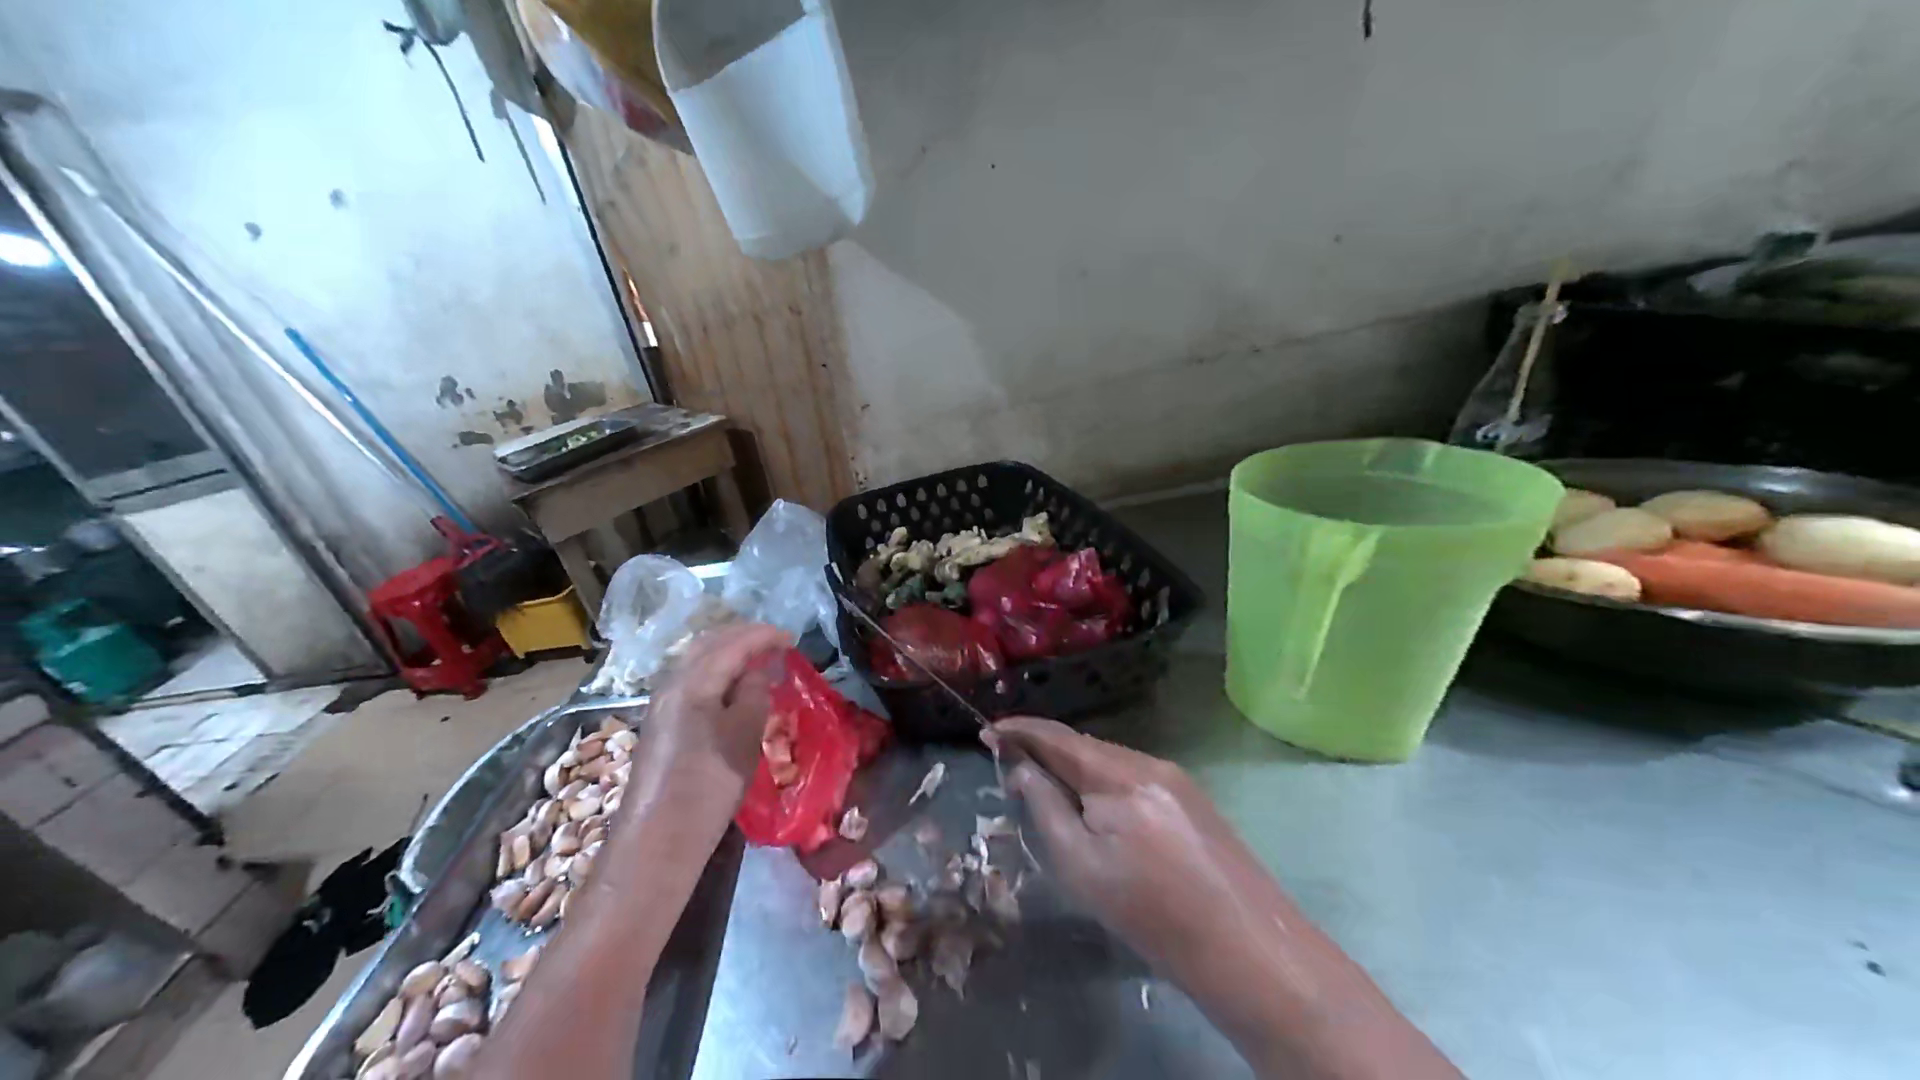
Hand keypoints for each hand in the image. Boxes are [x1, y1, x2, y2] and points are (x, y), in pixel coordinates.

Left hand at [644, 622, 789, 785]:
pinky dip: (715, 669)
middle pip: (709, 643)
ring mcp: (661, 702)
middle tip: (775, 642)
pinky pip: (691, 677)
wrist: (659, 836)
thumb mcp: (745, 733)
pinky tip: (731, 684)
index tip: (792, 638)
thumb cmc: (711, 782)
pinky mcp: (661, 721)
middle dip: (743, 636)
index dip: (764, 636)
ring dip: (728, 652)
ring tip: (757, 658)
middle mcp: (672, 682)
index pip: (733, 643)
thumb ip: (755, 690)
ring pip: (697, 659)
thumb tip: (762, 664)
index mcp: (694, 681)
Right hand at [989, 716, 1290, 979]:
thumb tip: (1023, 769)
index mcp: (1119, 776)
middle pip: (1084, 746)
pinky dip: (1103, 782)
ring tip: (1047, 790)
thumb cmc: (1150, 913)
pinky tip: (1095, 807)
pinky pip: (1133, 776)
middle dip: (1045, 751)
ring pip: (1110, 761)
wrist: (1247, 949)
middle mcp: (1149, 763)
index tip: (987, 731)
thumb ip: (1046, 808)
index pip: (1058, 738)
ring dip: (1074, 768)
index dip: (1019, 731)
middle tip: (1011, 770)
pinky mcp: (1191, 799)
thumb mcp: (1081, 867)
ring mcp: (1176, 779)